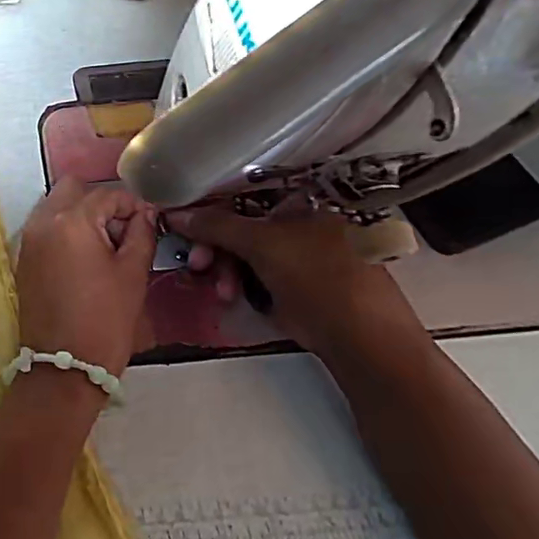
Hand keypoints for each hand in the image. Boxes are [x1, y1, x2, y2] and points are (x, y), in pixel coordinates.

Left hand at [14, 178, 156, 376]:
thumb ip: (141, 234)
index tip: (148, 224)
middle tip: (122, 233)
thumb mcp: (133, 274)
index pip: (107, 195)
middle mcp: (42, 224)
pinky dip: (65, 233)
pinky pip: (45, 230)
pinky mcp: (24, 262)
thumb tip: (144, 215)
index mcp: (71, 222)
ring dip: (81, 217)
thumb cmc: (105, 320)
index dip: (133, 206)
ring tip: (105, 248)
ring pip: (55, 208)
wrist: (65, 367)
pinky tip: (86, 261)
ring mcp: (28, 242)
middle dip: (100, 204)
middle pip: (73, 191)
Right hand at [169, 203, 423, 353]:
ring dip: (229, 273)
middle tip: (200, 267)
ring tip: (225, 294)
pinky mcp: (302, 291)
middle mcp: (304, 229)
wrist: (362, 336)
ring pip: (250, 259)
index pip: (246, 201)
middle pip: (244, 232)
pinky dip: (246, 287)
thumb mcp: (263, 244)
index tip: (189, 235)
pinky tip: (241, 299)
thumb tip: (177, 213)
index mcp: (303, 206)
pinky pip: (261, 281)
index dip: (214, 216)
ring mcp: (304, 261)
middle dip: (218, 250)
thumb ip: (217, 226)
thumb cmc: (318, 278)